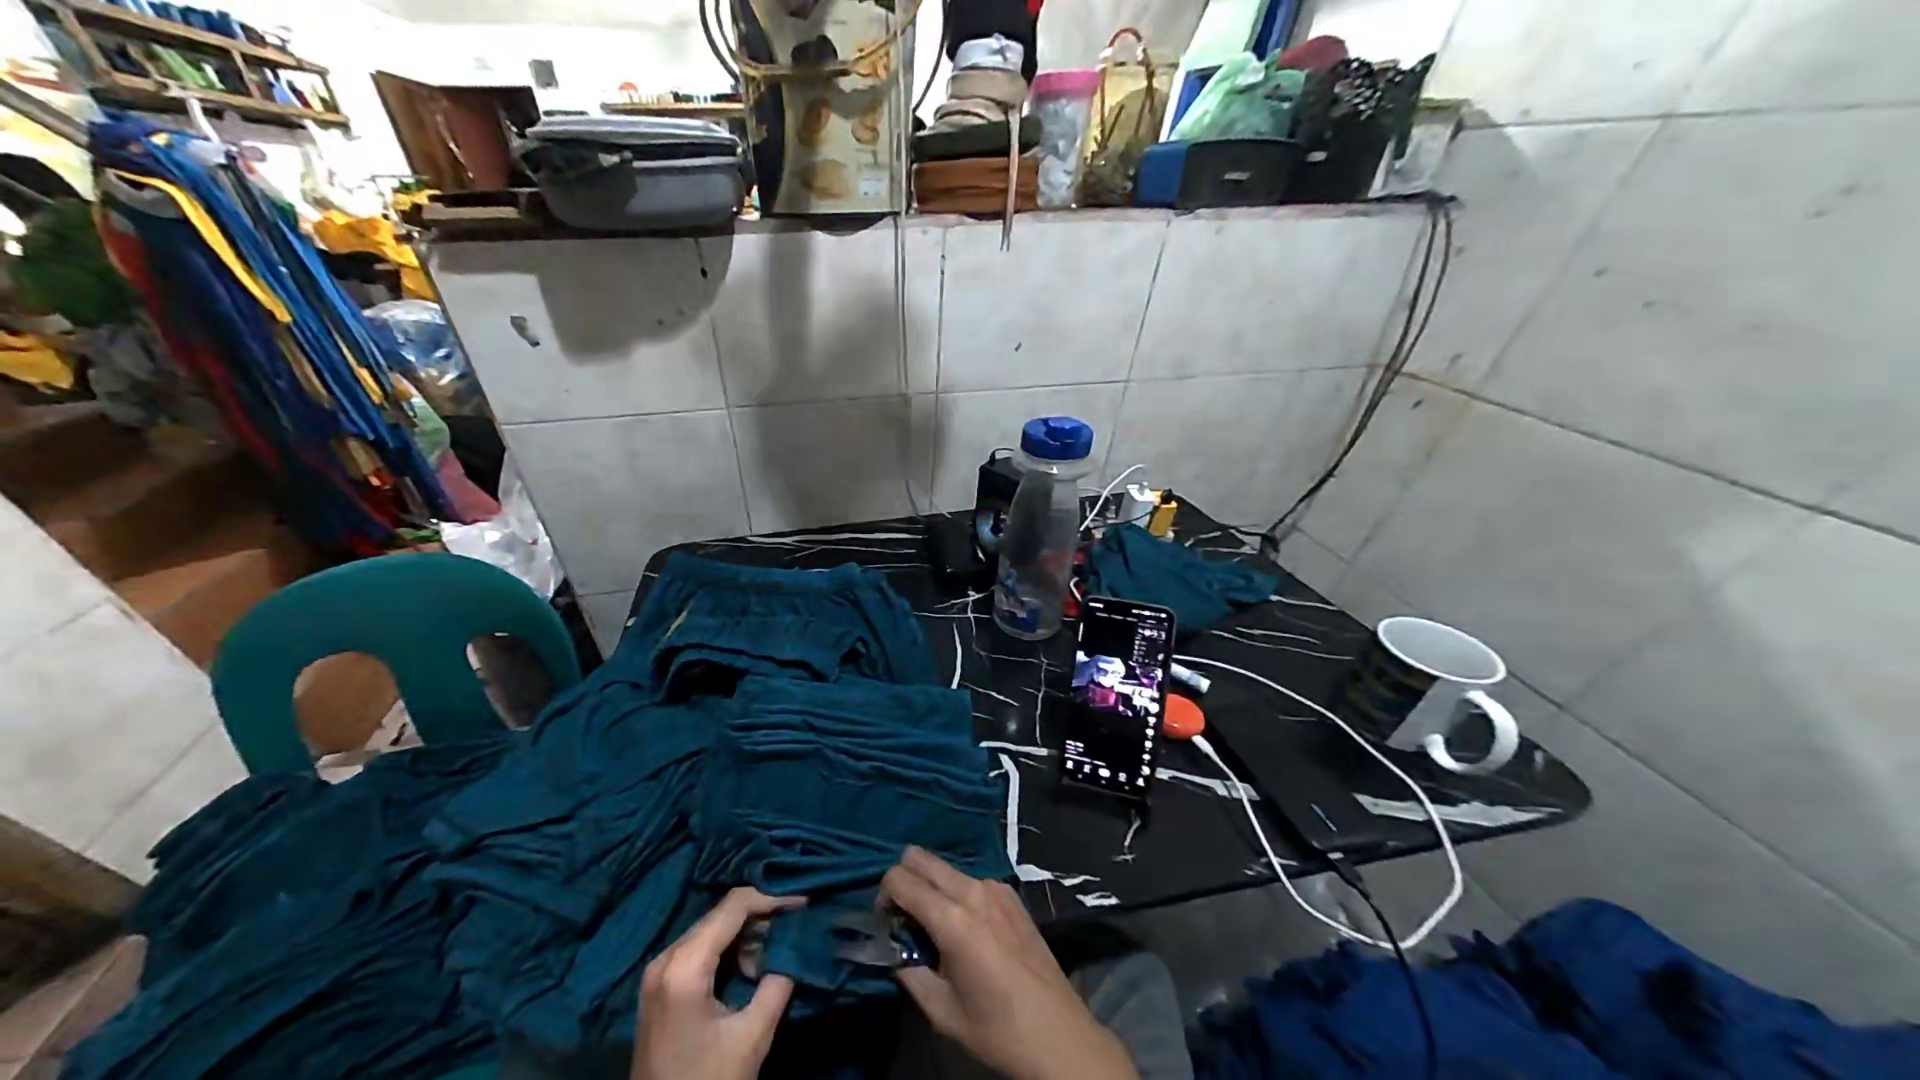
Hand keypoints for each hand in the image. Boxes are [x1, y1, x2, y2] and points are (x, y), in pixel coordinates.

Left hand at [632, 887, 804, 1079]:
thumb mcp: (752, 1036)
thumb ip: (778, 983)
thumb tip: (797, 944)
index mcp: (684, 966)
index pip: (734, 906)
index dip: (772, 898)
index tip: (804, 902)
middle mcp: (665, 958)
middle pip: (720, 913)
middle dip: (761, 912)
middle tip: (796, 919)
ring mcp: (657, 971)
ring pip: (710, 927)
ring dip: (746, 929)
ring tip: (779, 940)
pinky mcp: (659, 985)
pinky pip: (699, 946)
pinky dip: (728, 945)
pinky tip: (752, 959)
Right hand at [881, 847, 1139, 1079]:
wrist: (1058, 1034)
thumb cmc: (996, 1028)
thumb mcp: (940, 1010)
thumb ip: (908, 970)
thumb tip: (892, 947)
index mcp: (952, 918)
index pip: (900, 879)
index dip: (883, 896)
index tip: (886, 924)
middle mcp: (973, 891)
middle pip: (920, 857)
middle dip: (904, 879)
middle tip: (904, 918)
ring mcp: (997, 888)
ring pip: (947, 868)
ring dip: (932, 887)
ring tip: (936, 928)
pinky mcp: (1012, 895)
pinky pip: (972, 881)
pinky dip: (957, 894)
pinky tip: (968, 929)